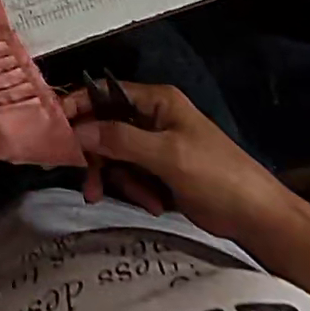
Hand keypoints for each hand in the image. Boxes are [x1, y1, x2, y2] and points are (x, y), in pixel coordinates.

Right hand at [62, 82, 301, 244]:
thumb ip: (121, 140)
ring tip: (139, 199)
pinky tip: (151, 204)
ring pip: (113, 154)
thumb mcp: (167, 155)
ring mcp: (154, 144)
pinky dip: (133, 189)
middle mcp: (152, 117)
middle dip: (98, 156)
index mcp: (157, 101)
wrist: (255, 215)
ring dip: (118, 179)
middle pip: (104, 128)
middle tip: (89, 182)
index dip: (78, 108)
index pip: (105, 94)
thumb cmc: (216, 175)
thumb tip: (78, 131)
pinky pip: (128, 173)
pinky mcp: (157, 169)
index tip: (54, 129)